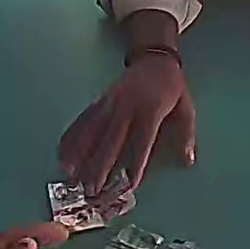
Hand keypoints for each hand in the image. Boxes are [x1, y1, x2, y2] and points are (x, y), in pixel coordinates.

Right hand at [57, 52, 195, 191]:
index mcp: (150, 111)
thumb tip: (188, 161)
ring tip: (69, 175)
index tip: (130, 183)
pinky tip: (62, 153)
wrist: (154, 59)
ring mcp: (110, 103)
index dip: (137, 162)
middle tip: (91, 190)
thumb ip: (185, 135)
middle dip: (99, 166)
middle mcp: (127, 108)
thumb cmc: (171, 87)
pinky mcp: (100, 100)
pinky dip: (71, 137)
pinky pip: (83, 120)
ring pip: (91, 131)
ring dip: (79, 154)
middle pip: (111, 140)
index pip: (142, 141)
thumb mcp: (185, 108)